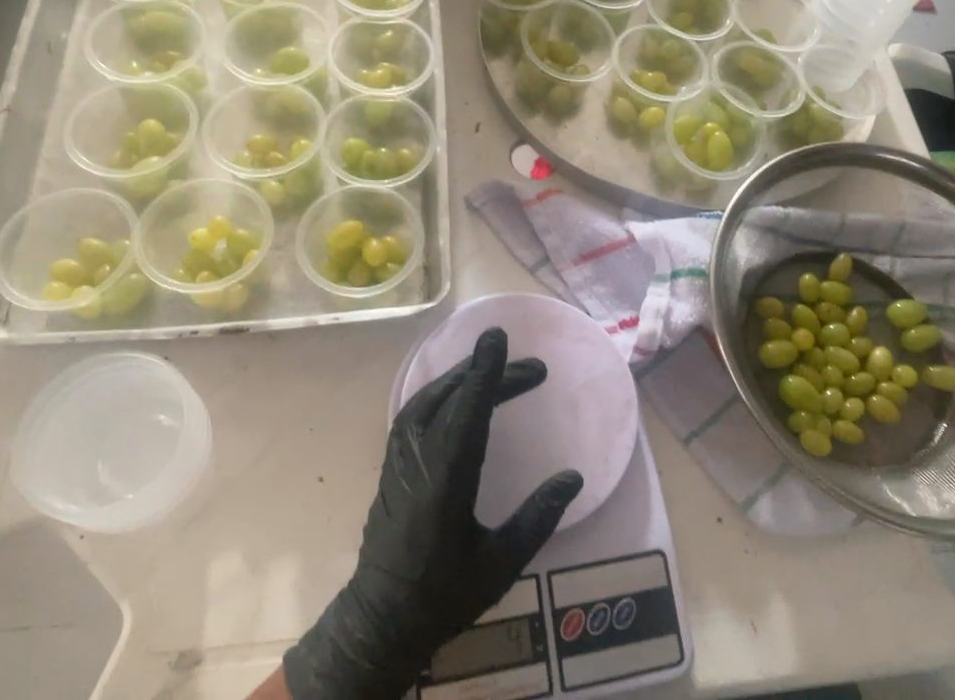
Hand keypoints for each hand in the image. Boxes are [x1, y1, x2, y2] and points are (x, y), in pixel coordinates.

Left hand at [283, 328, 583, 699]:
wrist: (382, 617)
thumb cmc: (447, 594)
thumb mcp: (502, 563)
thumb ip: (538, 516)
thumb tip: (572, 477)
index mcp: (446, 481)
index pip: (468, 411)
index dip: (486, 372)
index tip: (498, 337)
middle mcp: (418, 460)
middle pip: (452, 398)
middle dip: (490, 374)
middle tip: (536, 369)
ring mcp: (399, 460)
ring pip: (426, 400)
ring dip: (463, 378)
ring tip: (500, 372)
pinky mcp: (391, 466)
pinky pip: (414, 413)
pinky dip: (442, 394)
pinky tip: (461, 396)